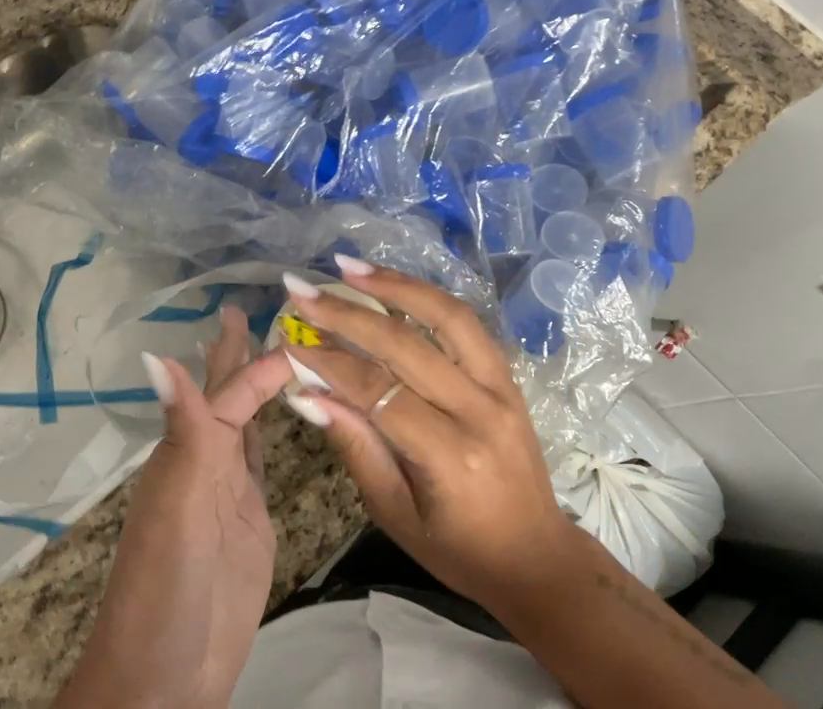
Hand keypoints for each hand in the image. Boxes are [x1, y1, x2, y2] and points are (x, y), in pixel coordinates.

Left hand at [55, 305, 292, 708]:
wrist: (165, 675)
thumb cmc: (165, 586)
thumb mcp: (176, 505)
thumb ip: (182, 432)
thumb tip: (155, 353)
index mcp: (186, 455)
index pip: (228, 395)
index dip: (257, 365)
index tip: (295, 334)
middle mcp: (205, 465)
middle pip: (225, 399)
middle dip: (234, 357)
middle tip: (243, 310)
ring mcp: (228, 495)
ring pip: (244, 427)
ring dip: (250, 389)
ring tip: (263, 353)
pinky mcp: (249, 524)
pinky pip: (261, 464)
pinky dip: (269, 435)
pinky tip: (273, 421)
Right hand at [281, 258, 583, 619]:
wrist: (535, 556)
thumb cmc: (457, 549)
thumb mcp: (394, 511)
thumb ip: (354, 445)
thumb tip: (306, 392)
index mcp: (450, 456)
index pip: (377, 391)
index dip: (328, 362)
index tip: (287, 339)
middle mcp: (480, 411)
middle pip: (406, 345)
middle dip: (346, 312)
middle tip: (301, 290)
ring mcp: (502, 388)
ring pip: (446, 317)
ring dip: (394, 285)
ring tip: (348, 267)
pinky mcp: (509, 378)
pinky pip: (466, 324)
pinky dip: (426, 298)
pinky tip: (392, 284)